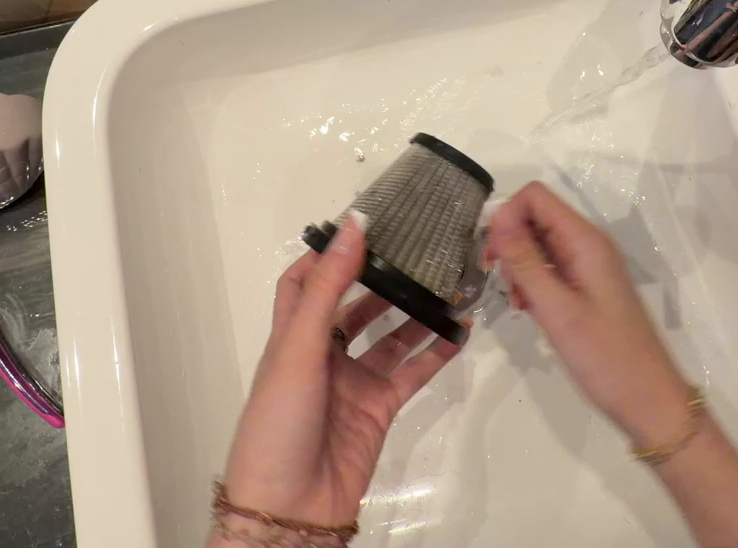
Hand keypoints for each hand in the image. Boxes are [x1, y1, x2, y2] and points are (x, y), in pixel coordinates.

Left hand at [218, 212, 461, 532]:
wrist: (291, 511)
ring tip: (446, 284)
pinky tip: (458, 331)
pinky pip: (411, 373)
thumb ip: (330, 287)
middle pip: (355, 305)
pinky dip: (435, 352)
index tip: (361, 227)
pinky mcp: (379, 408)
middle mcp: (324, 352)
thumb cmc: (279, 421)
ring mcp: (354, 381)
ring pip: (390, 336)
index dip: (327, 255)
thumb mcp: (299, 347)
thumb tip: (354, 226)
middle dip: (383, 279)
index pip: (305, 282)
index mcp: (294, 334)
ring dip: (415, 312)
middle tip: (416, 250)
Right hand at [486, 182, 691, 449]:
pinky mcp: (585, 286)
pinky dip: (531, 281)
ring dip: (518, 264)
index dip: (507, 215)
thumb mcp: (557, 309)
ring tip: (515, 300)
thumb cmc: (605, 355)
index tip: (493, 253)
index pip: (535, 197)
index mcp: (585, 240)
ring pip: (538, 243)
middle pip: (535, 217)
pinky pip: (549, 267)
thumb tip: (497, 218)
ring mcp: (587, 265)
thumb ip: (525, 261)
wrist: (648, 402)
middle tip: (497, 278)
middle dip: (509, 240)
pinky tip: (526, 309)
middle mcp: (587, 244)